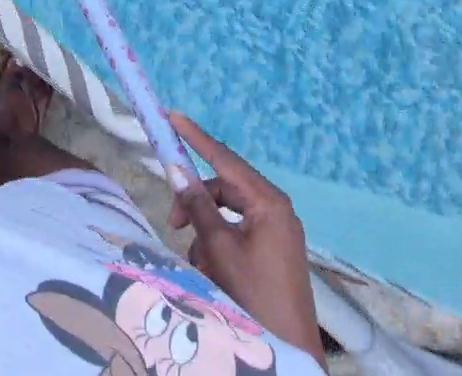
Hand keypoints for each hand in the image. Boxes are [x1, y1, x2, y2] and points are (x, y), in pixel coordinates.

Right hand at [168, 113, 326, 365]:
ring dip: (205, 229)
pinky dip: (217, 243)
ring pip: (227, 212)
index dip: (197, 137)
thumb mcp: (219, 246)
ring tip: (197, 259)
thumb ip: (197, 205)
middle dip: (195, 201)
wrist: (289, 345)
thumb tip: (176, 170)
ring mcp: (276, 231)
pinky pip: (236, 231)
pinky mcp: (272, 250)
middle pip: (224, 188)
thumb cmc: (254, 292)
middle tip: (173, 223)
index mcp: (269, 202)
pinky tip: (209, 269)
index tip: (173, 117)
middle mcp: (276, 209)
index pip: (225, 159)